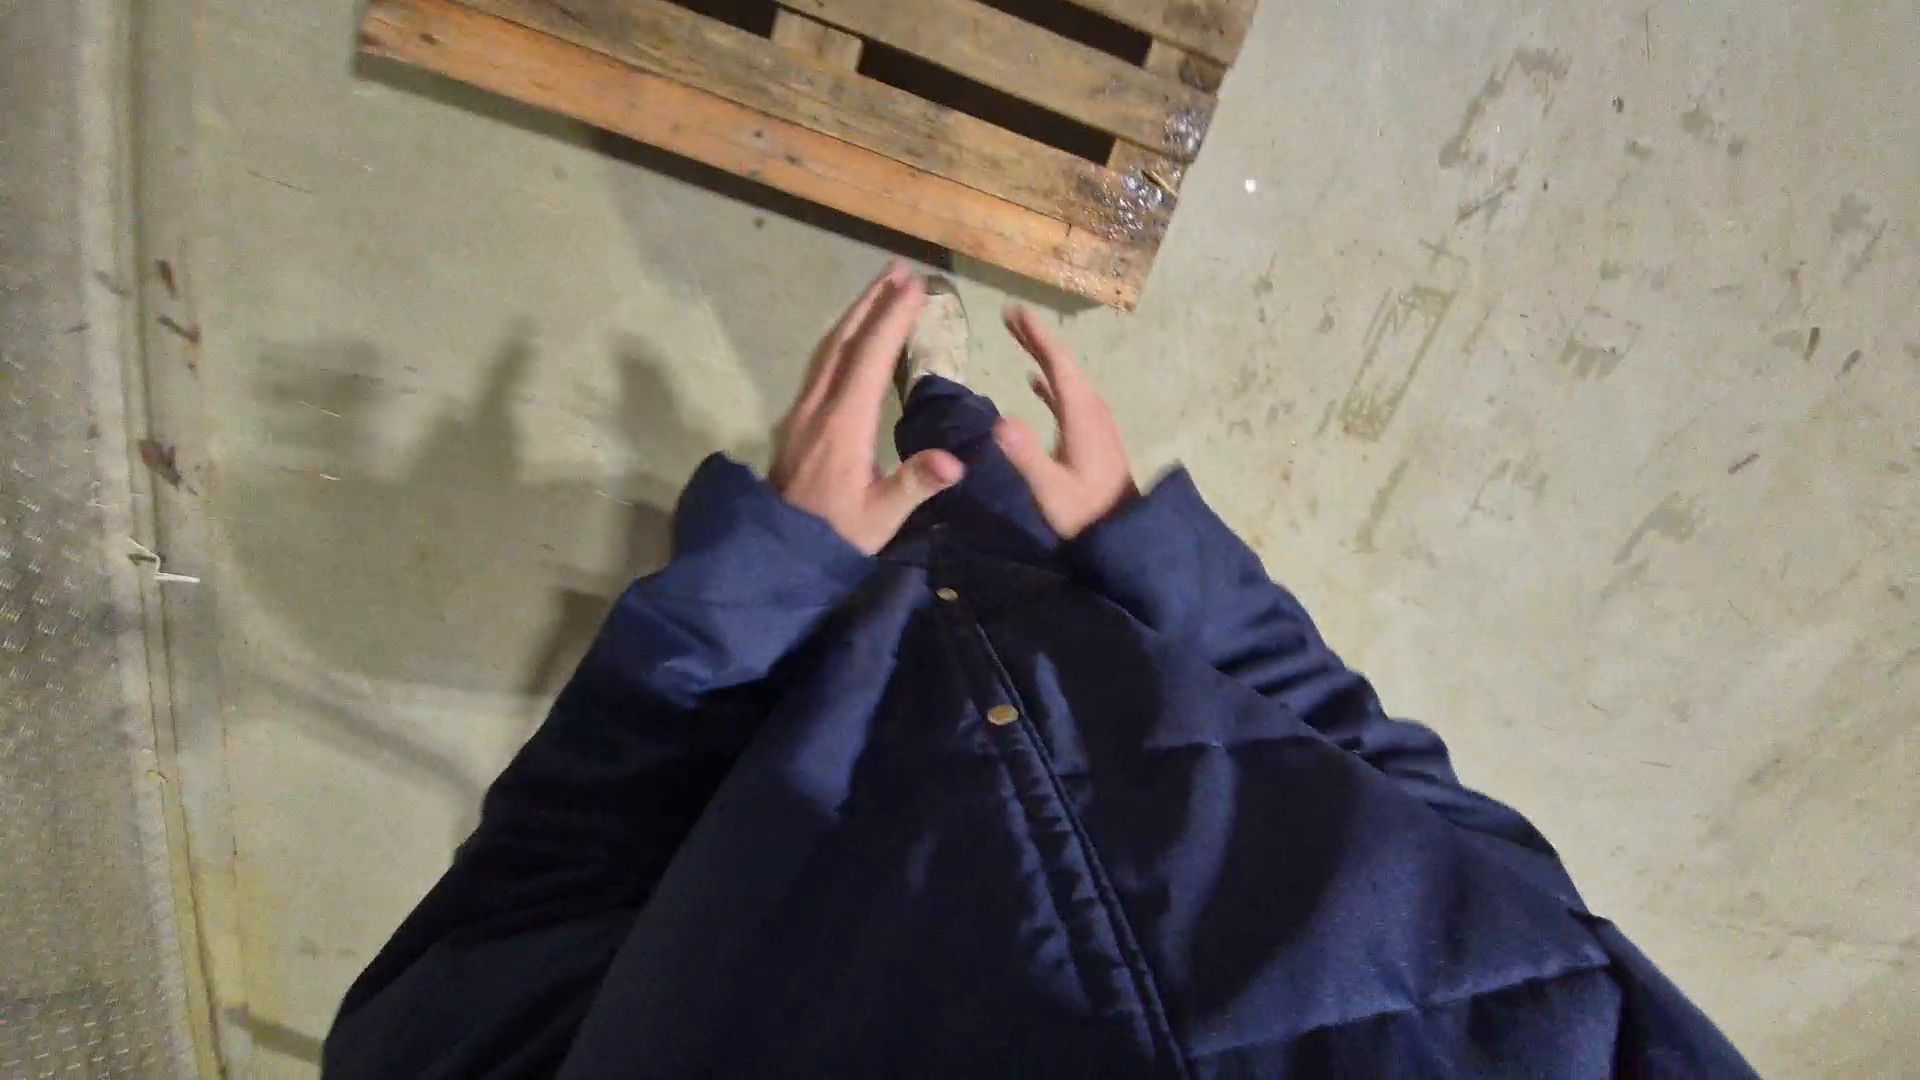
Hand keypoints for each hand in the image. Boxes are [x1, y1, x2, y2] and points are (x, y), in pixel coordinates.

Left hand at [769, 261, 964, 554]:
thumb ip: (914, 484)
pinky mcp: (796, 420)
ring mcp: (802, 411)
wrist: (778, 549)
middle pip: (844, 342)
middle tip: (897, 271)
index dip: (892, 321)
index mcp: (843, 425)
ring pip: (828, 350)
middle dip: (871, 303)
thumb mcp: (879, 517)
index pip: (870, 359)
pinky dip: (841, 339)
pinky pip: (820, 365)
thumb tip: (955, 461)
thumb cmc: (836, 534)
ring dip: (854, 316)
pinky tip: (851, 339)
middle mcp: (818, 407)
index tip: (912, 287)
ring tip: (879, 292)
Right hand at [992, 307, 1136, 539]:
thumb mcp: (1050, 489)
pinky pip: (1069, 398)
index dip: (1038, 336)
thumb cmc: (1084, 512)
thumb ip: (1027, 456)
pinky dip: (1051, 384)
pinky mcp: (1093, 436)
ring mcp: (1095, 423)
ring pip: (1067, 379)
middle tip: (1011, 317)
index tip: (1016, 311)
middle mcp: (1091, 411)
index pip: (1059, 365)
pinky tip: (1035, 382)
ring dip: (1044, 357)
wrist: (1122, 533)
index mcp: (1082, 416)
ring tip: (1020, 340)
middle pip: (1065, 365)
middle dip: (1039, 339)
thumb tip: (999, 421)